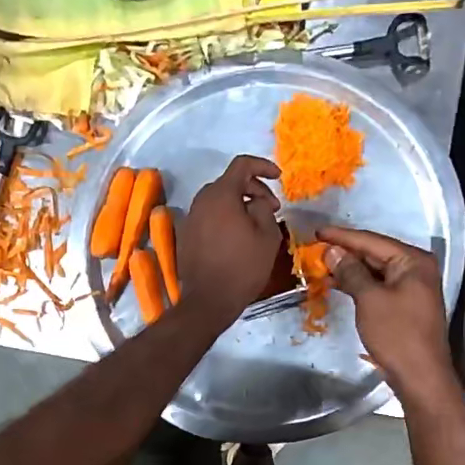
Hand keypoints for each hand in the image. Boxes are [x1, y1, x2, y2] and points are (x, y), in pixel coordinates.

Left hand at [179, 155, 283, 323]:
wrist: (209, 299)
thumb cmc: (243, 266)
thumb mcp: (267, 235)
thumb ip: (264, 208)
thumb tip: (257, 202)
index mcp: (221, 194)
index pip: (242, 165)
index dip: (263, 166)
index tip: (278, 177)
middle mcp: (201, 200)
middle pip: (230, 182)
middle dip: (254, 189)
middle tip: (273, 208)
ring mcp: (191, 217)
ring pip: (219, 200)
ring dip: (240, 204)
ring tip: (258, 224)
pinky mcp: (187, 234)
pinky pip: (210, 216)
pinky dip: (226, 218)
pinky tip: (239, 236)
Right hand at [318, 227, 454, 396]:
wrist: (420, 376)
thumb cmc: (397, 334)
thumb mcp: (369, 299)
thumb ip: (350, 271)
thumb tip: (332, 251)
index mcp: (412, 261)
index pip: (371, 240)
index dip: (342, 237)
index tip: (316, 232)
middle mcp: (415, 269)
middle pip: (374, 253)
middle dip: (345, 252)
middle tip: (315, 248)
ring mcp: (411, 287)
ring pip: (374, 270)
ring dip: (349, 269)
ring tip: (321, 266)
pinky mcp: (404, 304)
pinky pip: (377, 285)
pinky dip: (358, 284)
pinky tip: (337, 284)